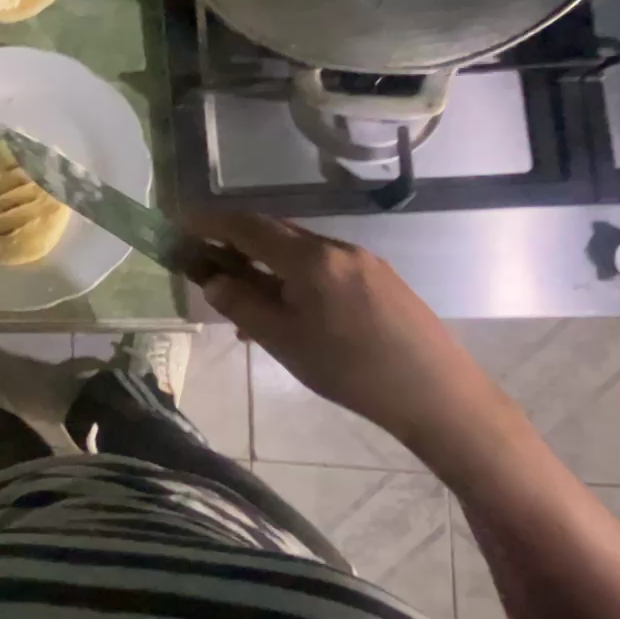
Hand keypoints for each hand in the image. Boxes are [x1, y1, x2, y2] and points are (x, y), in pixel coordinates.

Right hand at [185, 210, 504, 443]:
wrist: (440, 397)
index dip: (208, 221)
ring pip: (296, 251)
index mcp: (309, 258)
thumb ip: (242, 305)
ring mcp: (363, 262)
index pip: (246, 226)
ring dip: (261, 262)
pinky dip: (289, 276)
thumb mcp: (283, 341)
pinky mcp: (379, 280)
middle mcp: (336, 248)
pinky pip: (320, 267)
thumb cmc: (352, 369)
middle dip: (232, 241)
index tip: (178, 222)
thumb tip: (212, 281)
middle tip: (201, 260)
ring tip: (240, 295)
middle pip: (272, 232)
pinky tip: (284, 309)